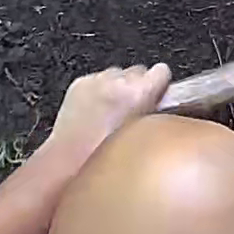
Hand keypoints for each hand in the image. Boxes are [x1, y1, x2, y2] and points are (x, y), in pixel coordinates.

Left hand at [42, 64, 171, 163]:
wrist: (69, 164)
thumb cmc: (104, 159)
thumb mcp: (145, 137)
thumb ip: (157, 115)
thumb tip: (165, 108)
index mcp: (141, 93)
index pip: (162, 70)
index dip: (160, 84)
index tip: (157, 95)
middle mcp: (119, 82)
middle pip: (139, 70)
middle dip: (137, 85)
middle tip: (132, 110)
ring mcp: (97, 80)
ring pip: (117, 74)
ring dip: (116, 88)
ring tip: (111, 113)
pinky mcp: (80, 83)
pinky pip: (96, 80)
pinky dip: (97, 91)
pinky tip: (95, 112)